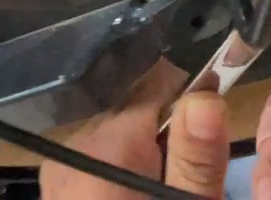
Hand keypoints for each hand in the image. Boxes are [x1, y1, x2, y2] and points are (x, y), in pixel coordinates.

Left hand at [41, 63, 229, 199]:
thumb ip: (195, 157)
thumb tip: (206, 93)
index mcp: (108, 141)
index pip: (159, 82)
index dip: (193, 96)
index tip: (215, 115)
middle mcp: (76, 140)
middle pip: (139, 107)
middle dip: (168, 129)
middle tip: (188, 171)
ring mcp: (59, 162)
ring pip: (118, 130)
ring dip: (144, 148)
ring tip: (161, 184)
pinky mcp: (54, 183)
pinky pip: (97, 154)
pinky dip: (119, 165)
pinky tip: (134, 192)